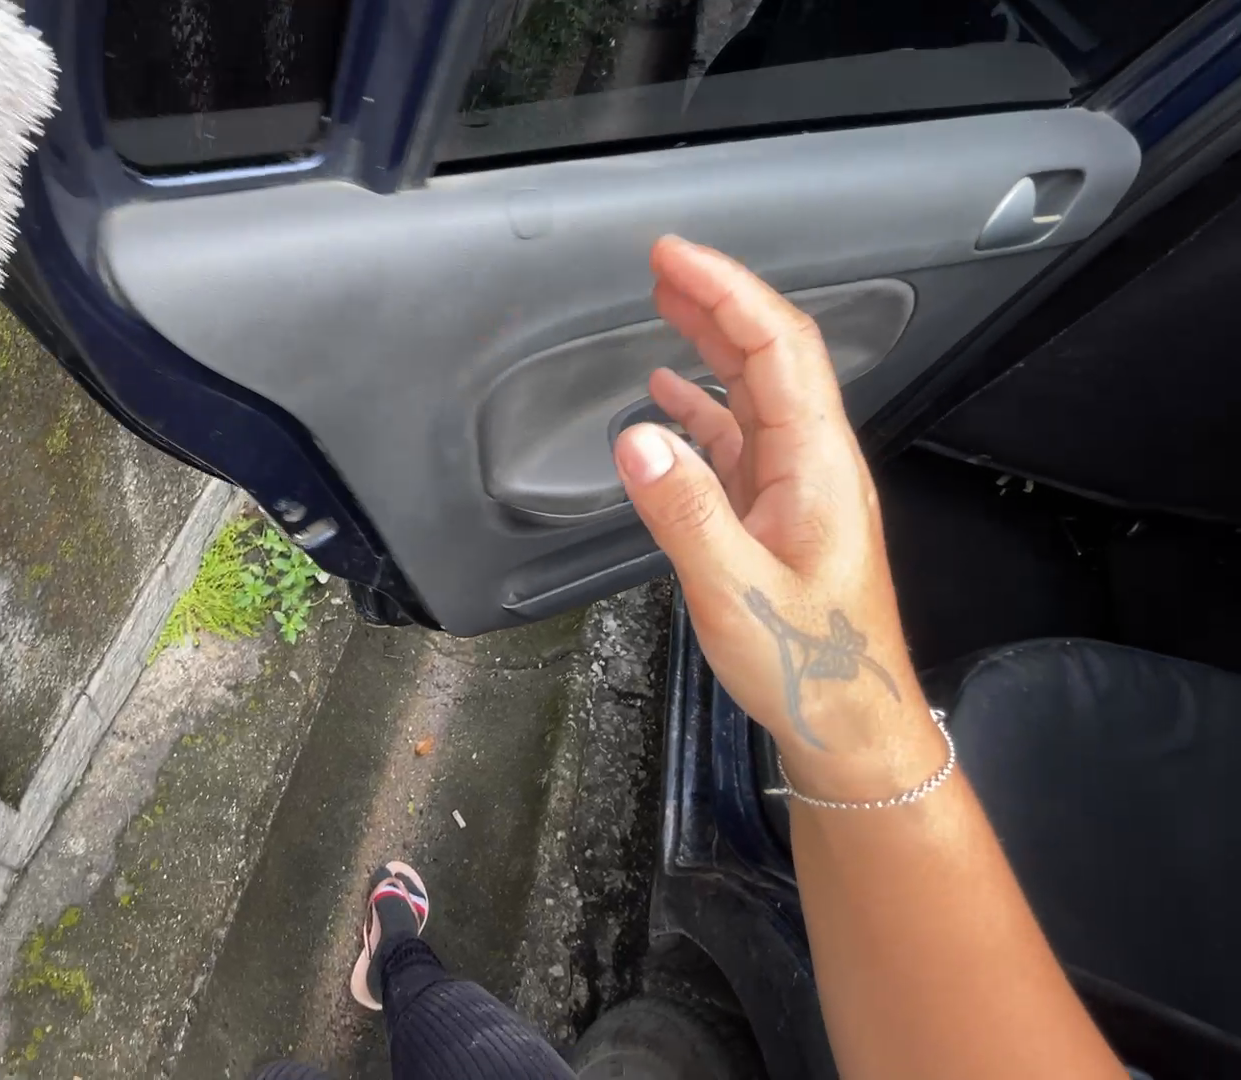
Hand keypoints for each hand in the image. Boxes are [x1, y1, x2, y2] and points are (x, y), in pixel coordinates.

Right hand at [614, 237, 939, 798]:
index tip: (673, 259)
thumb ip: (685, 512)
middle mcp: (809, 460)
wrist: (846, 715)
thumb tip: (635, 437)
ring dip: (709, 342)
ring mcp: (789, 483)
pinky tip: (669, 394)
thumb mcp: (735, 589)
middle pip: (769, 356)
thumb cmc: (803, 660)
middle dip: (717, 300)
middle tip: (661, 266)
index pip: (775, 351)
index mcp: (814, 464)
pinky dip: (699, 403)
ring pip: (750, 391)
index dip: (727, 294)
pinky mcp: (768, 508)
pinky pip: (733, 437)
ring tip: (664, 307)